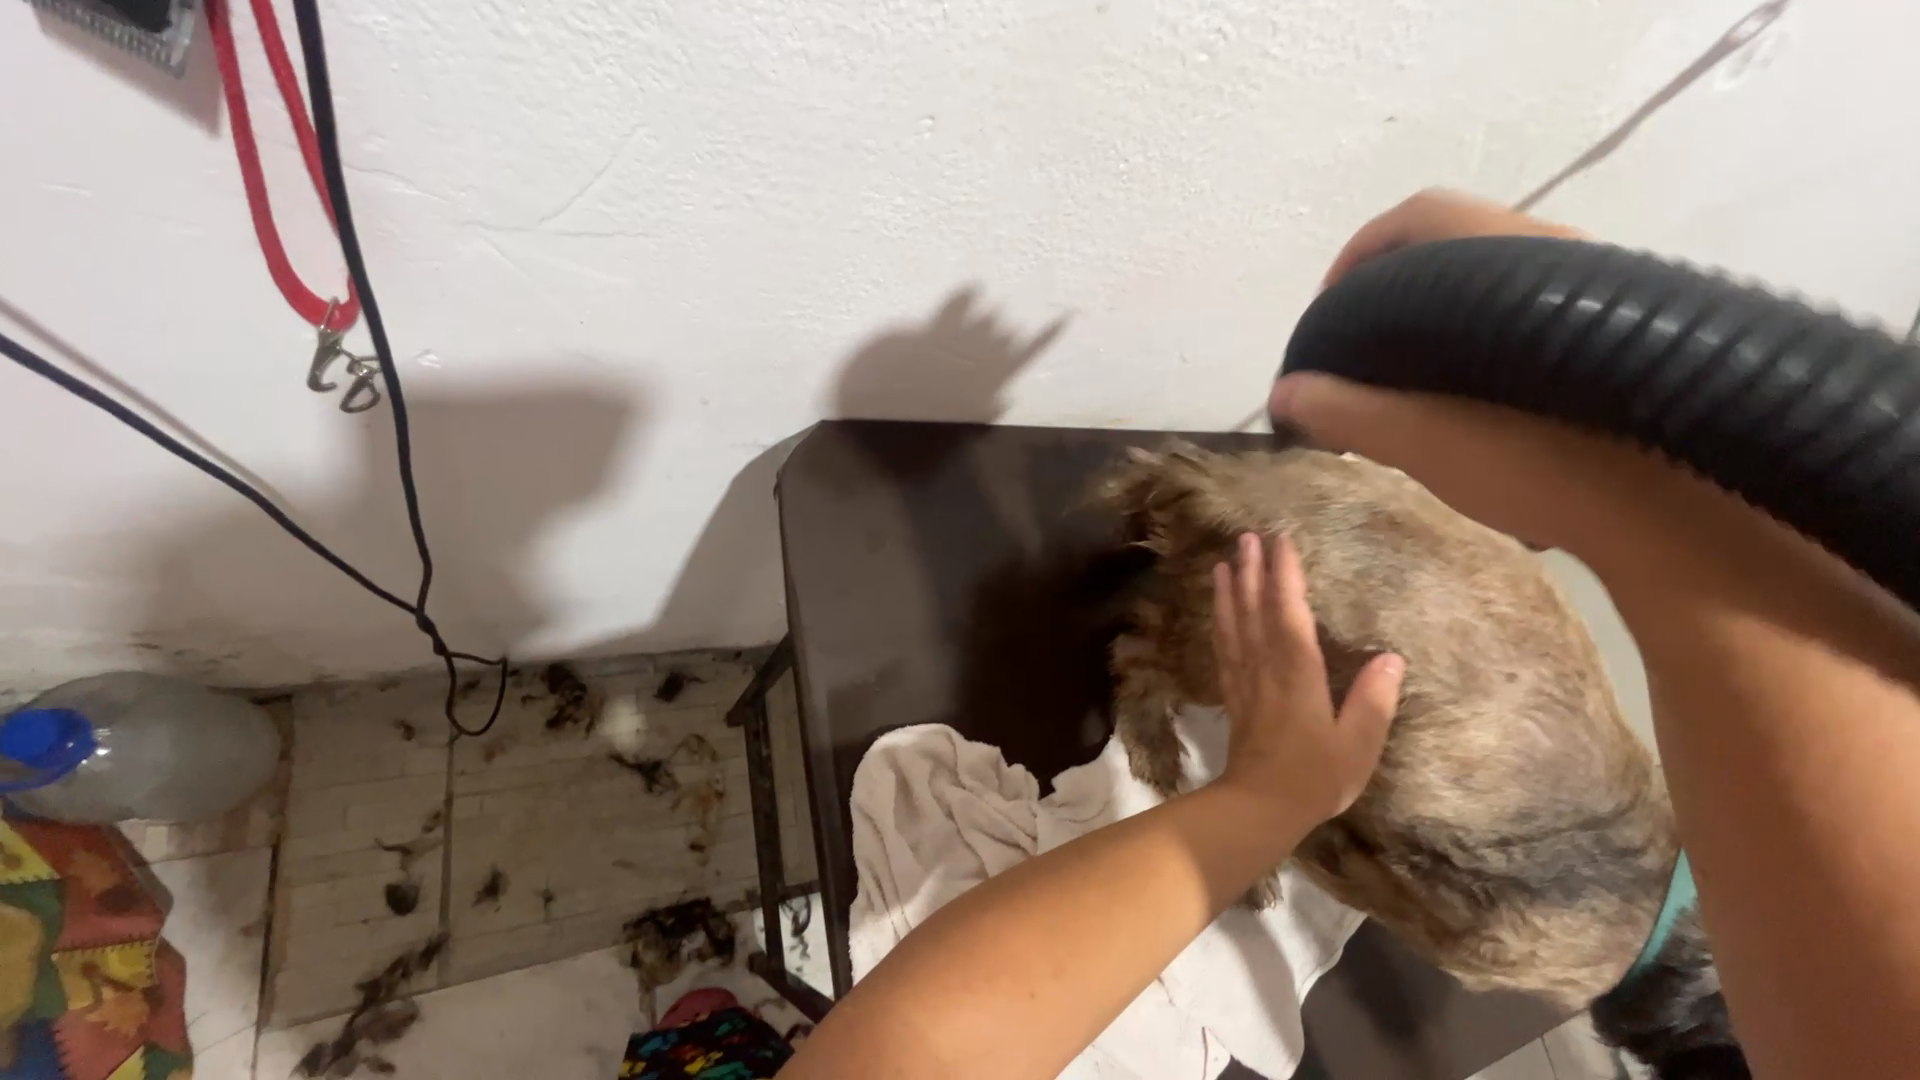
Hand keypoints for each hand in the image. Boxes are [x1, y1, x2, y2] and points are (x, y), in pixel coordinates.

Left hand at [1212, 532, 1403, 824]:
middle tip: (1247, 536)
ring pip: (1233, 624)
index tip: (1281, 541)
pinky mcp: (1233, 695)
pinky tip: (1218, 612)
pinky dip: (1220, 623)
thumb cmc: (1316, 776)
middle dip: (1252, 571)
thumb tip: (1392, 657)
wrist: (1260, 804)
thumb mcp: (1359, 743)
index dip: (1285, 575)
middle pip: (1255, 610)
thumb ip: (1374, 700)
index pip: (1290, 612)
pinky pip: (1223, 648)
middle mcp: (1266, 667)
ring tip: (1224, 562)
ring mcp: (1244, 679)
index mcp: (1298, 672)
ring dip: (1229, 591)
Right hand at [1279, 187, 1712, 563]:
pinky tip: (1467, 409)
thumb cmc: (1542, 460)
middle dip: (1391, 297)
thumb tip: (1284, 393)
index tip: (1325, 313)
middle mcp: (1560, 259)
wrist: (1685, 516)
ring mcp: (1601, 297)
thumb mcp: (1420, 439)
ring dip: (1436, 327)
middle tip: (1357, 358)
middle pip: (1451, 250)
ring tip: (1404, 390)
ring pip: (1493, 289)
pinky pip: (1529, 320)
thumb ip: (1344, 411)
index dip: (1354, 257)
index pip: (1414, 219)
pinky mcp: (1622, 340)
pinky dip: (1478, 349)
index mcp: (1507, 264)